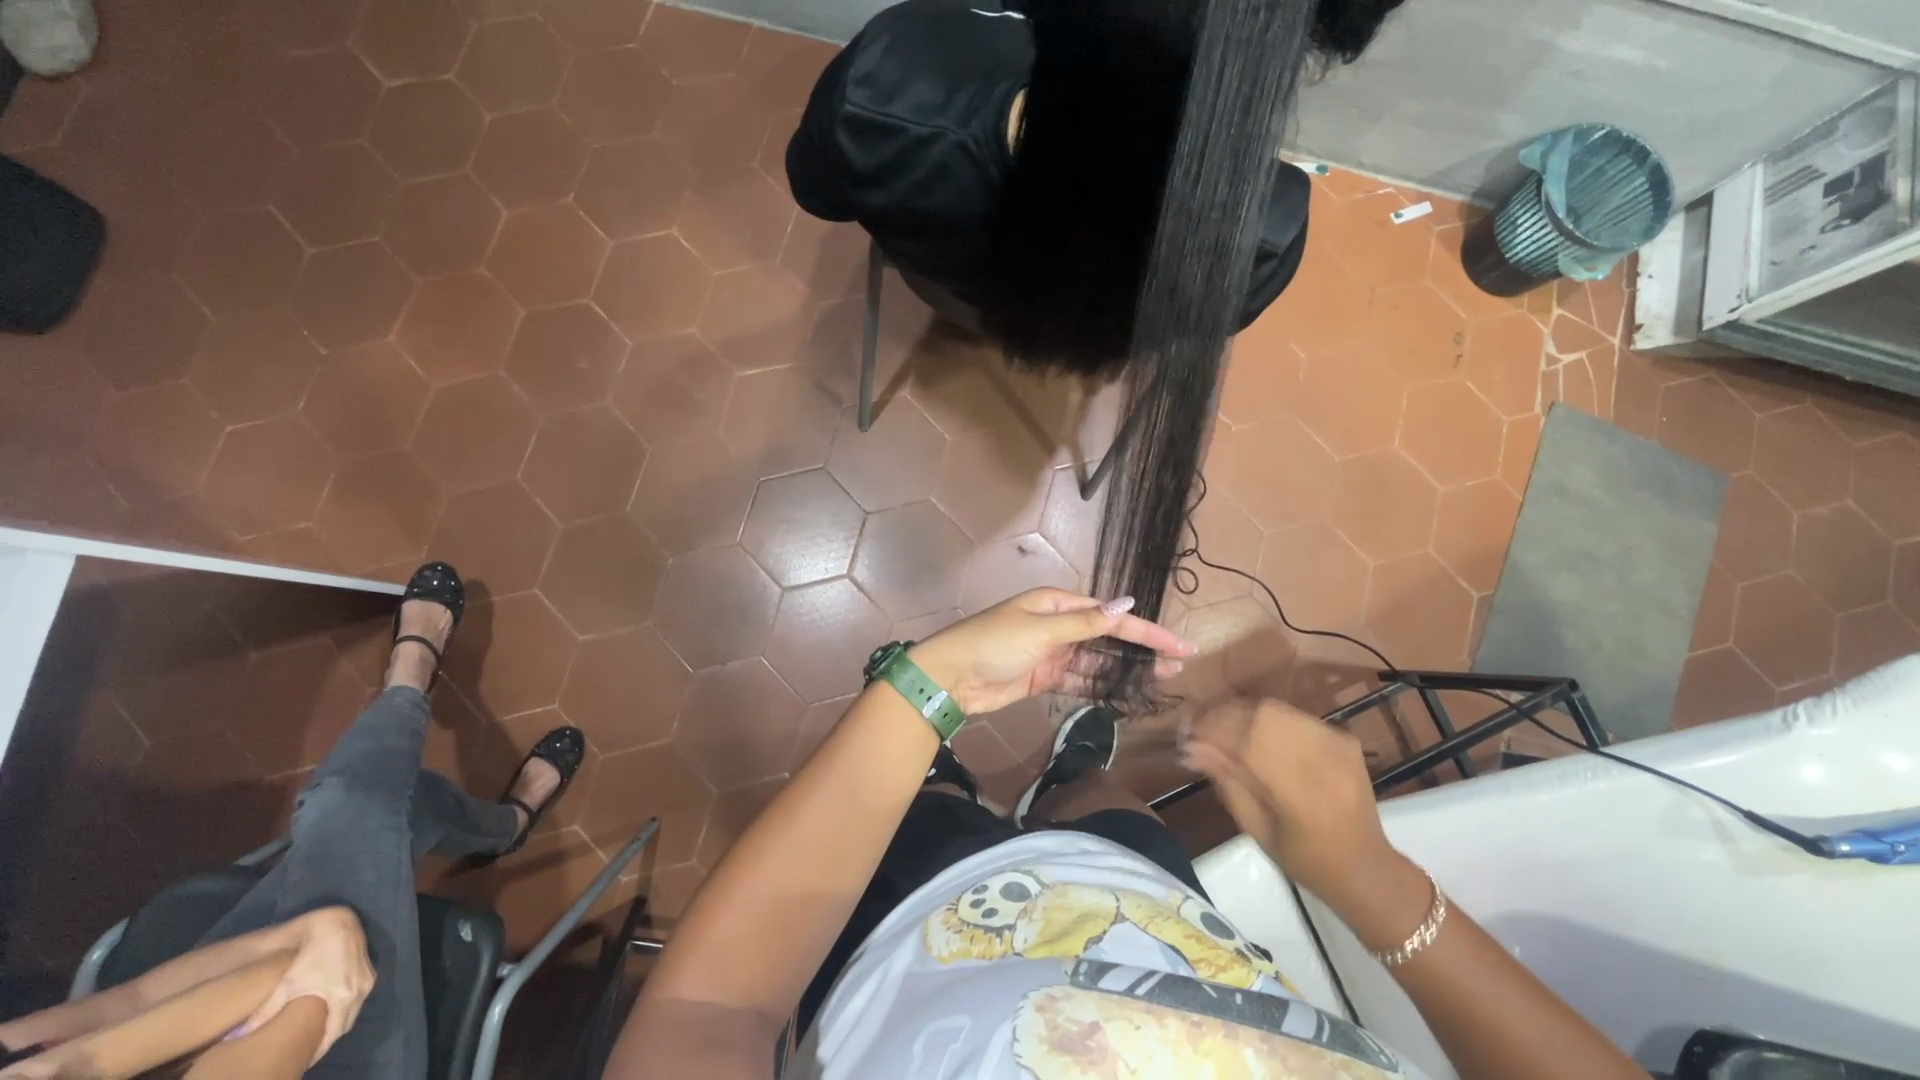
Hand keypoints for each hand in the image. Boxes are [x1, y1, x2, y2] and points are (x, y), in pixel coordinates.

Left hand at [237, 907, 374, 1065]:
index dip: (319, 1051)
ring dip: (338, 1023)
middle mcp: (360, 992)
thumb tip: (236, 1036)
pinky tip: (331, 1008)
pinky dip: (345, 1009)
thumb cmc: (312, 954)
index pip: (332, 1035)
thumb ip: (265, 1011)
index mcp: (342, 998)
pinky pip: (358, 1000)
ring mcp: (367, 981)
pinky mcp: (369, 973)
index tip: (304, 1062)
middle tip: (309, 1049)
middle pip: (345, 1026)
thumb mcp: (287, 982)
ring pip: (353, 1012)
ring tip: (319, 1032)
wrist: (338, 924)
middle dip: (329, 1039)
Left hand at [906, 588, 1194, 714]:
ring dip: (1126, 670)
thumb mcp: (1041, 630)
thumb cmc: (994, 643)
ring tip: (1162, 680)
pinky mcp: (1042, 678)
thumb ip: (1086, 624)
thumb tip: (1126, 604)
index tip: (1178, 644)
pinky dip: (1100, 686)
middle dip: (1142, 651)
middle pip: (1108, 638)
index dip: (1145, 631)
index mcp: (1057, 604)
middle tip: (1178, 665)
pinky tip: (1125, 692)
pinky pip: (1079, 681)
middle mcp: (1057, 625)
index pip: (1110, 616)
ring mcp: (1051, 653)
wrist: (950, 677)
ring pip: (1097, 662)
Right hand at [1183, 699, 1401, 904]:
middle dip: (1224, 716)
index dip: (1211, 732)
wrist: (1365, 866)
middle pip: (1261, 716)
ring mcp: (1336, 744)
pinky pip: (1295, 716)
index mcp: (1298, 792)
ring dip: (1243, 714)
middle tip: (1200, 728)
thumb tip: (1192, 749)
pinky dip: (1268, 718)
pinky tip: (1254, 731)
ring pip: (1277, 710)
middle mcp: (1321, 759)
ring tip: (1222, 727)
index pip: (1245, 742)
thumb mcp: (1256, 829)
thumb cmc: (1304, 859)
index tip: (1186, 735)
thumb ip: (1227, 783)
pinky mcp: (1344, 738)